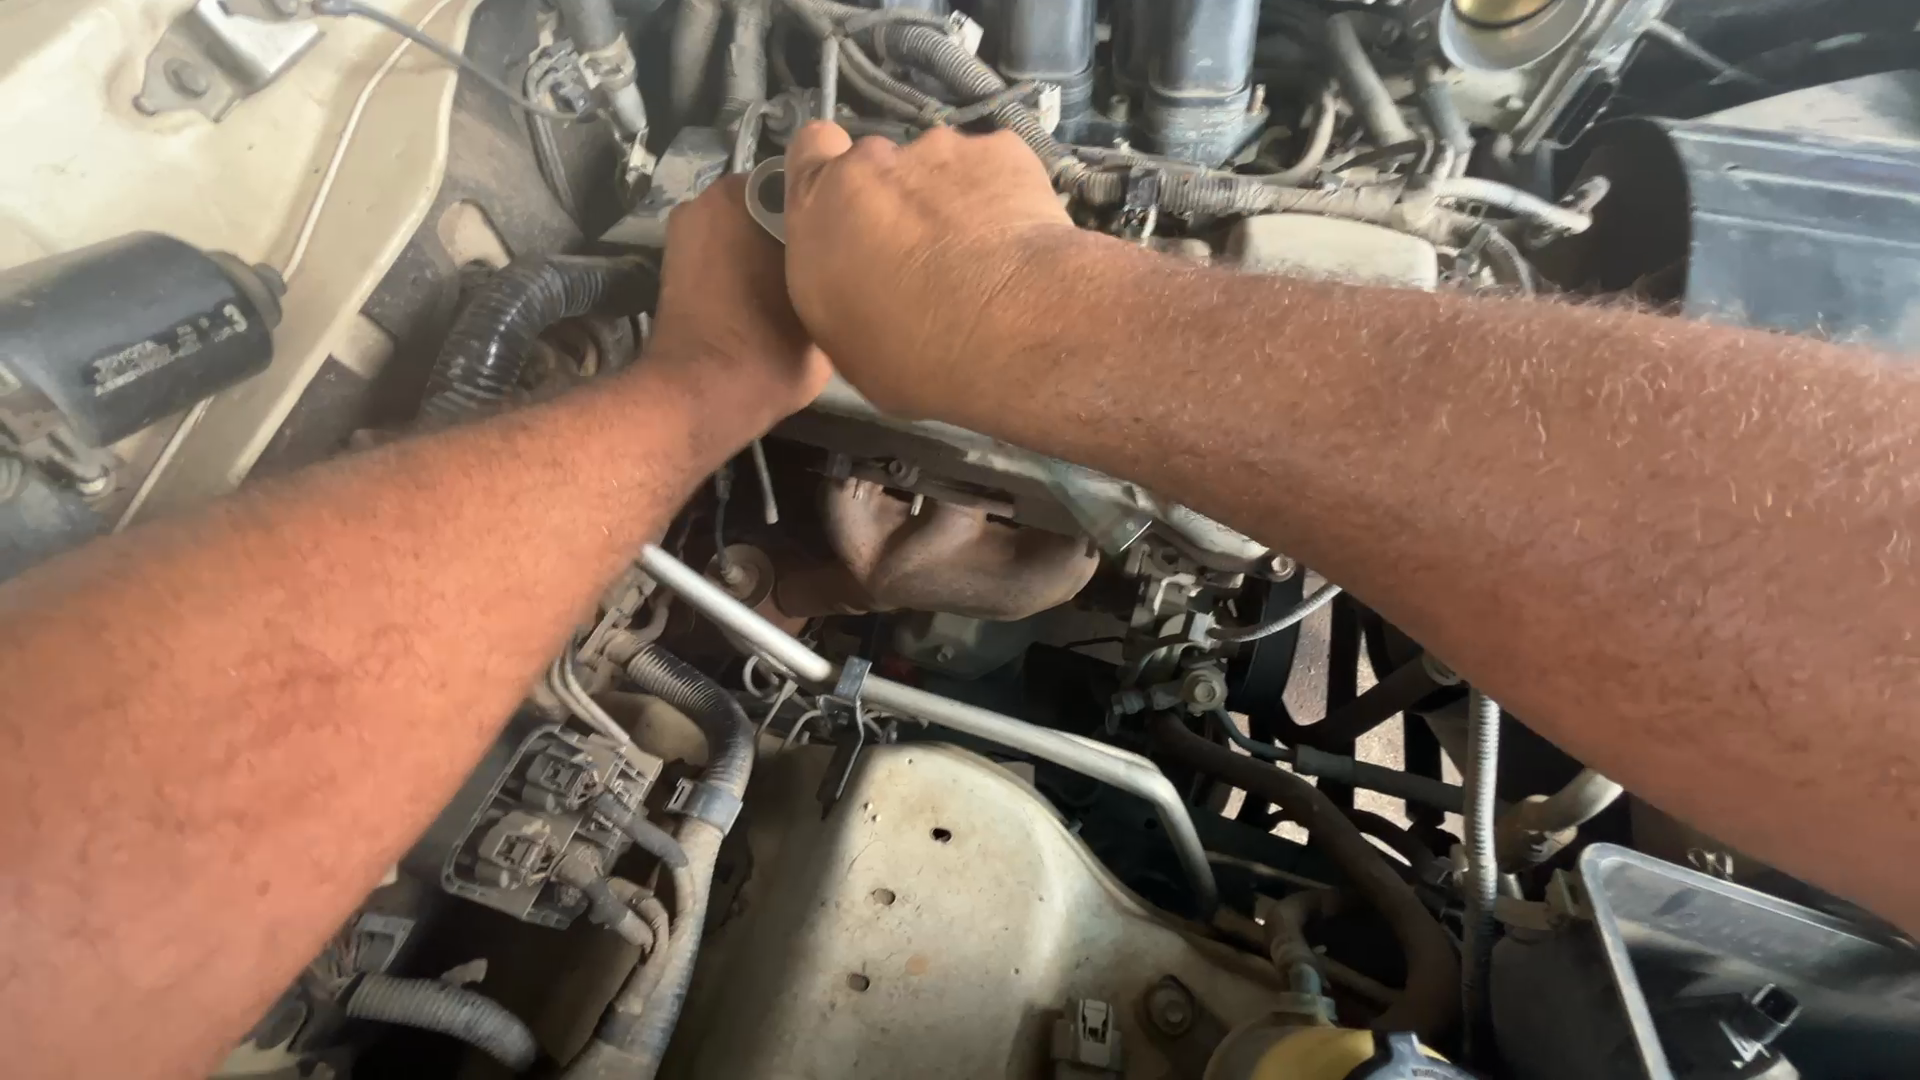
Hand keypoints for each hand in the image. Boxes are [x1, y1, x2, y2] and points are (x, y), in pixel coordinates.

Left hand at [641, 174, 832, 435]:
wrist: (702, 398)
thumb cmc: (768, 349)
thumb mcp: (825, 308)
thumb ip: (837, 272)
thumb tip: (849, 264)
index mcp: (746, 195)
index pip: (802, 181)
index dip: (830, 208)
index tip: (852, 237)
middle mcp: (708, 201)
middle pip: (770, 205)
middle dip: (795, 228)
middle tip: (832, 262)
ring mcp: (685, 235)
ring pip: (745, 231)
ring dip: (769, 250)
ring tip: (804, 284)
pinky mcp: (675, 269)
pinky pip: (724, 255)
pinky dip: (744, 269)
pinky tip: (771, 300)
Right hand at [783, 122, 1080, 416]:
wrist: (1006, 335)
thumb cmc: (914, 358)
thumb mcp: (847, 341)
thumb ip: (843, 284)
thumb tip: (861, 280)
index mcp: (820, 209)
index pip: (811, 148)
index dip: (833, 174)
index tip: (855, 210)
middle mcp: (871, 165)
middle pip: (881, 167)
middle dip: (898, 201)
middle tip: (926, 257)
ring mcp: (939, 150)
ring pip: (941, 168)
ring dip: (952, 202)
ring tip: (981, 259)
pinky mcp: (1001, 150)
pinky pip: (996, 169)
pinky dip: (1003, 198)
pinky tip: (1016, 245)